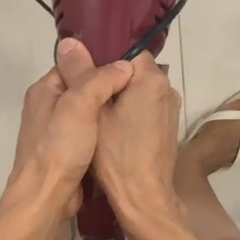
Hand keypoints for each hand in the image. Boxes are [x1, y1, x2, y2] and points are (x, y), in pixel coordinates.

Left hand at [3, 38, 133, 221]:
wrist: (46, 198)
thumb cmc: (59, 148)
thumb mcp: (79, 104)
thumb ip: (100, 79)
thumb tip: (124, 64)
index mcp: (45, 89)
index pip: (76, 65)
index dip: (102, 63)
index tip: (130, 66)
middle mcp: (49, 107)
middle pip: (84, 88)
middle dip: (110, 88)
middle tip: (140, 86)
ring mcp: (58, 131)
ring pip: (90, 112)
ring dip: (110, 111)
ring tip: (138, 104)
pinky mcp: (69, 151)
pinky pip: (92, 133)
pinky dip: (106, 131)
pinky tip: (125, 130)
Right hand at [90, 51, 183, 222]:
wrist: (143, 196)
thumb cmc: (116, 154)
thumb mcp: (92, 111)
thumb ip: (82, 73)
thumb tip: (69, 42)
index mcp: (152, 79)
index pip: (127, 52)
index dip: (103, 60)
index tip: (84, 75)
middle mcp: (168, 89)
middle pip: (133, 72)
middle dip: (110, 81)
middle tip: (85, 96)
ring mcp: (171, 110)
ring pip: (139, 92)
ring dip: (120, 98)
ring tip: (95, 114)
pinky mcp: (169, 128)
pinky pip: (146, 109)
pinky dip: (130, 113)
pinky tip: (113, 129)